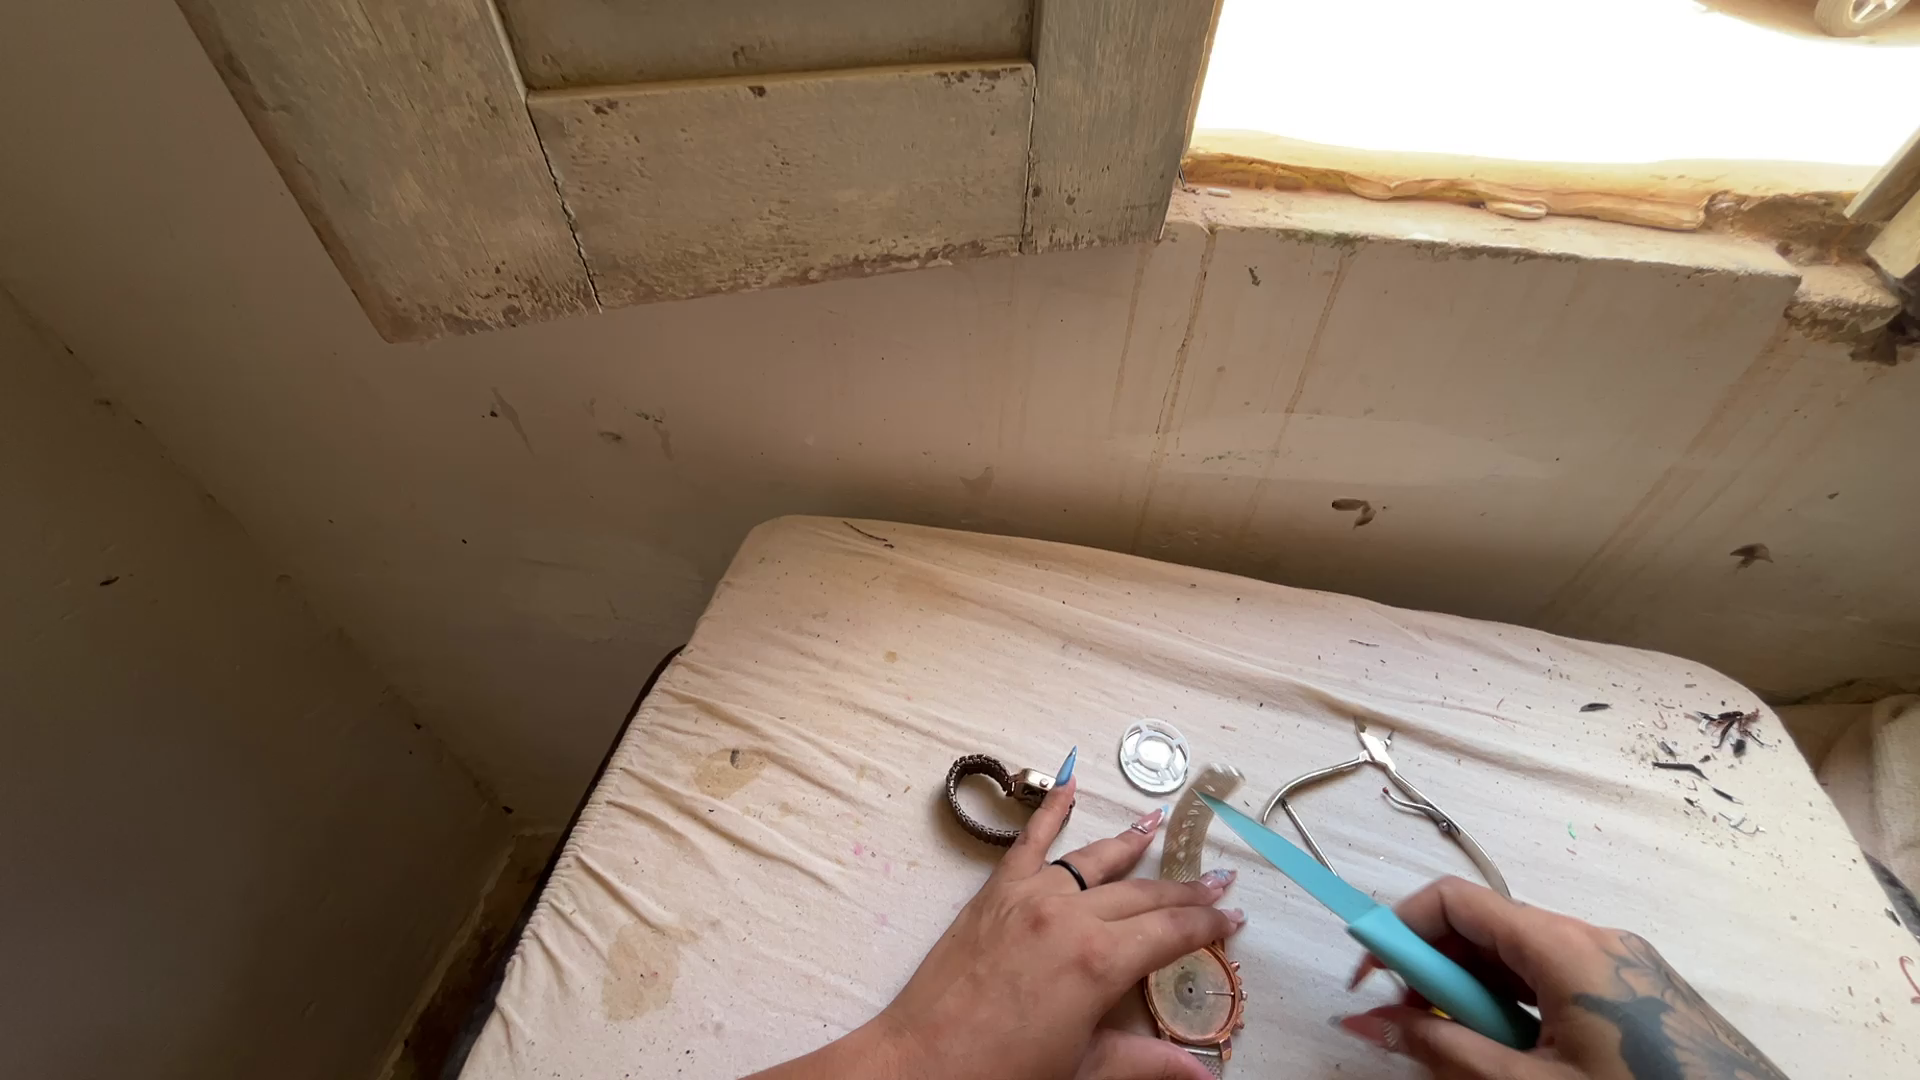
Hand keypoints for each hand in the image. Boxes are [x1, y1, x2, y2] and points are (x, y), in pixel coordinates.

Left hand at [750, 776, 1244, 1079]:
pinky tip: (1067, 783)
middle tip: (1217, 881)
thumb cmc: (1004, 1072)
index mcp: (1100, 963)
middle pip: (1142, 895)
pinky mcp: (998, 887)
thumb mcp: (1083, 1071)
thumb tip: (1205, 1075)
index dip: (1207, 925)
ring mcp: (1032, 893)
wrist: (923, 1059)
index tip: (1234, 917)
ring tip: (1158, 823)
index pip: (1170, 934)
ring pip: (1095, 861)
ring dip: (1130, 843)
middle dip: (1184, 891)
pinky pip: (1031, 840)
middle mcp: (1071, 915)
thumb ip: (1145, 1064)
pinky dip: (1050, 810)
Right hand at [1334, 877, 1788, 1078]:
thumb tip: (1360, 1021)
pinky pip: (1555, 979)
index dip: (1397, 930)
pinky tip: (1520, 1053)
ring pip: (1517, 957)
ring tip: (1469, 1050)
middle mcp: (1591, 936)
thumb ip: (1440, 1047)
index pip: (1451, 901)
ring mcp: (1623, 964)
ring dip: (1476, 995)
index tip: (1368, 978)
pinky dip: (1518, 1007)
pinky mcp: (1643, 994)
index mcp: (1564, 944)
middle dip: (1435, 972)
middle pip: (1482, 928)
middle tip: (1412, 1025)